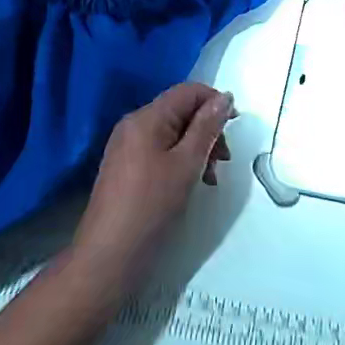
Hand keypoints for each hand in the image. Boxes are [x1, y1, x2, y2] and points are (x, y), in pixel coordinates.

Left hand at [73, 83, 233, 279]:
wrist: (109, 254)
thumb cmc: (151, 205)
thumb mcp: (186, 164)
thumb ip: (207, 128)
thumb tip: (225, 97)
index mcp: (146, 118)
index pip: (187, 91)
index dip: (215, 101)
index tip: (235, 127)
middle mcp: (134, 125)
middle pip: (180, 111)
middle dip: (207, 129)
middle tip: (223, 160)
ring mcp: (127, 146)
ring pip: (173, 133)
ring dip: (197, 148)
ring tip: (210, 177)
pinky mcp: (127, 167)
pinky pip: (160, 150)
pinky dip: (181, 160)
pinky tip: (192, 183)